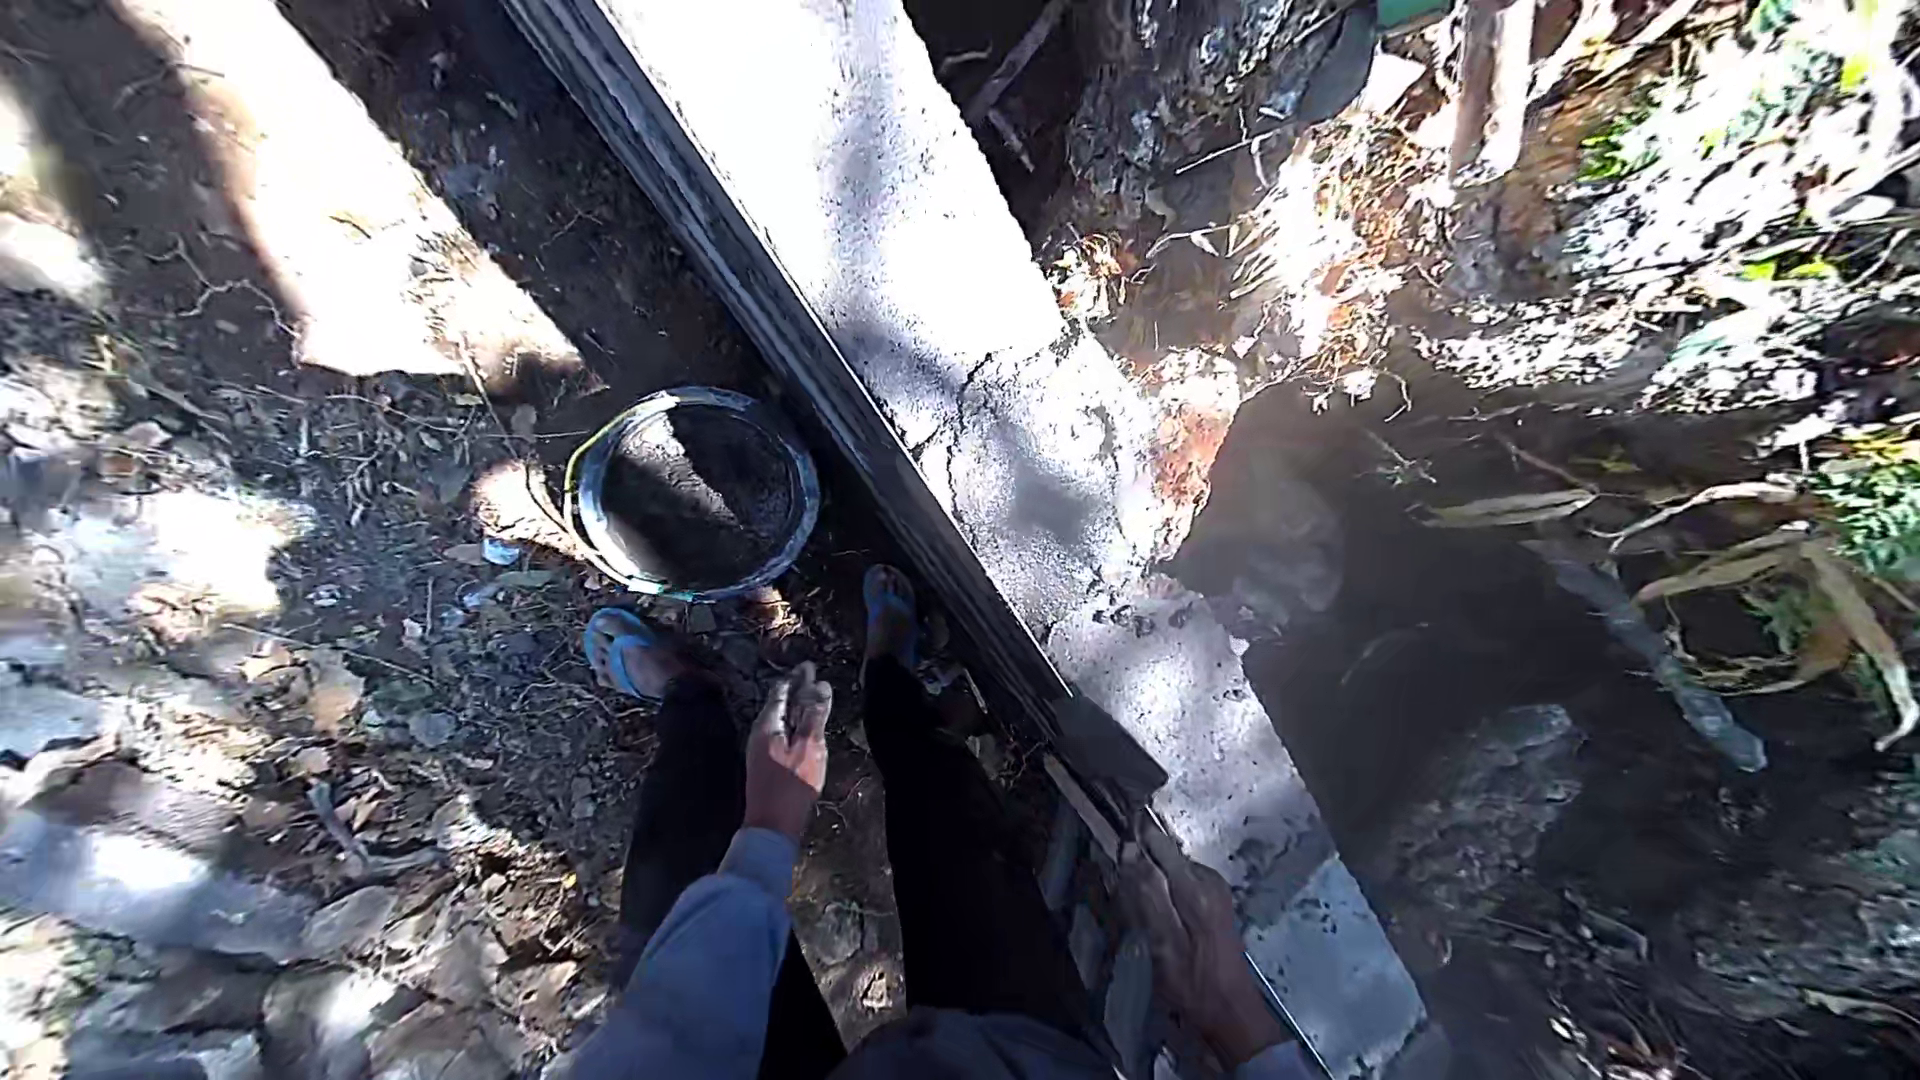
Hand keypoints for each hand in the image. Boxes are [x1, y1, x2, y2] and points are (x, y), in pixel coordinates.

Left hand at [743, 662, 831, 842]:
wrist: (772, 825)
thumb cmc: (792, 783)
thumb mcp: (809, 746)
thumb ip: (815, 715)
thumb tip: (821, 686)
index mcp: (767, 725)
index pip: (781, 692)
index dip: (796, 678)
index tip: (810, 667)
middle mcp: (760, 733)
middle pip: (780, 705)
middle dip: (797, 691)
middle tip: (814, 679)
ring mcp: (761, 750)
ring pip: (781, 720)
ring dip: (797, 708)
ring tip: (814, 700)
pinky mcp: (767, 763)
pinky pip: (781, 732)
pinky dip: (795, 723)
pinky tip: (806, 728)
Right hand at [1121, 824, 1289, 1067]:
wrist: (1234, 1014)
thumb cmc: (1194, 985)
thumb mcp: (1162, 943)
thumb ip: (1146, 893)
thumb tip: (1129, 848)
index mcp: (1194, 886)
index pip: (1157, 840)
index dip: (1133, 842)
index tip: (1118, 858)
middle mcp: (1209, 877)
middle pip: (1164, 852)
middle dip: (1143, 866)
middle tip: (1132, 901)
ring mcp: (1216, 886)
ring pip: (1172, 864)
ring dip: (1154, 880)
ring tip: (1147, 913)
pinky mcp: (1217, 896)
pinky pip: (1182, 878)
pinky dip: (1168, 889)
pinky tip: (1164, 916)